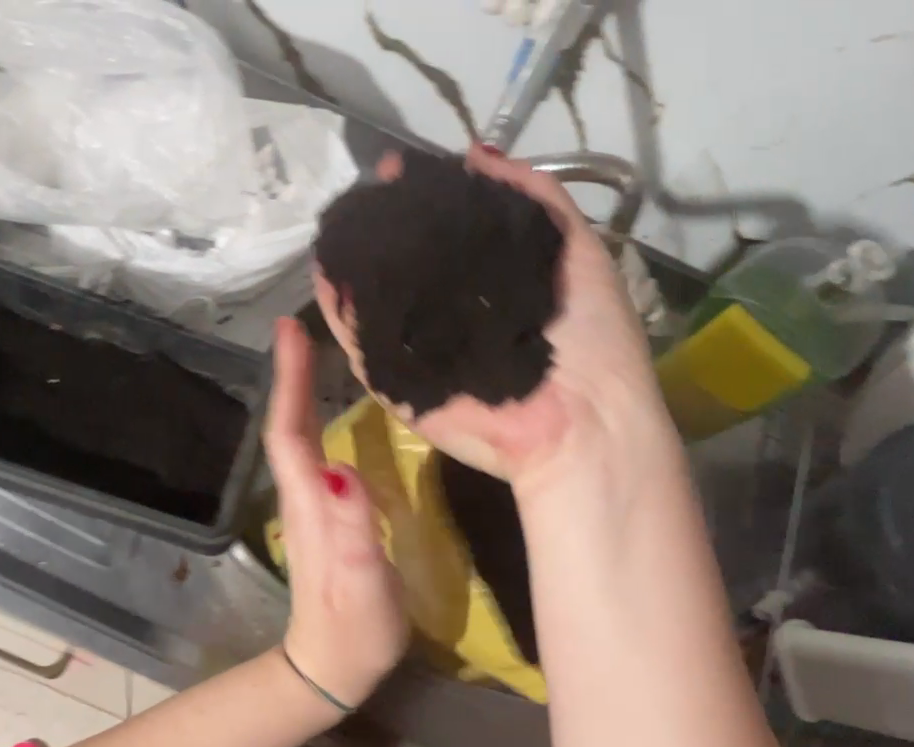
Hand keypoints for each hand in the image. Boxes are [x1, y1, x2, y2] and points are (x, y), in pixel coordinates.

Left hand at [264, 316, 407, 709]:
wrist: (333, 668)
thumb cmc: (353, 630)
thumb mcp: (362, 583)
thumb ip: (352, 529)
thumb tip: (339, 469)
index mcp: (309, 506)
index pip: (290, 434)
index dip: (289, 383)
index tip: (289, 331)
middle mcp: (304, 500)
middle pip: (291, 429)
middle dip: (293, 377)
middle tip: (302, 327)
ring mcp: (313, 511)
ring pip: (303, 440)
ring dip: (305, 395)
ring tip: (321, 355)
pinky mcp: (329, 522)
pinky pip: (320, 457)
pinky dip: (323, 425)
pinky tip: (341, 415)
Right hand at [313, 148, 667, 497]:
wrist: (581, 423)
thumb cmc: (589, 340)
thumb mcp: (574, 251)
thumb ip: (534, 201)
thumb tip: (477, 154)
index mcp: (486, 284)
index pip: (442, 235)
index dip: (422, 200)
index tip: (402, 171)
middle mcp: (447, 313)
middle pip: (403, 263)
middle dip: (382, 225)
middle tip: (367, 191)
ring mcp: (417, 349)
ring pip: (373, 299)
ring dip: (353, 260)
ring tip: (339, 220)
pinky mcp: (395, 383)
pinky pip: (358, 342)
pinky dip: (337, 309)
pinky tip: (324, 268)